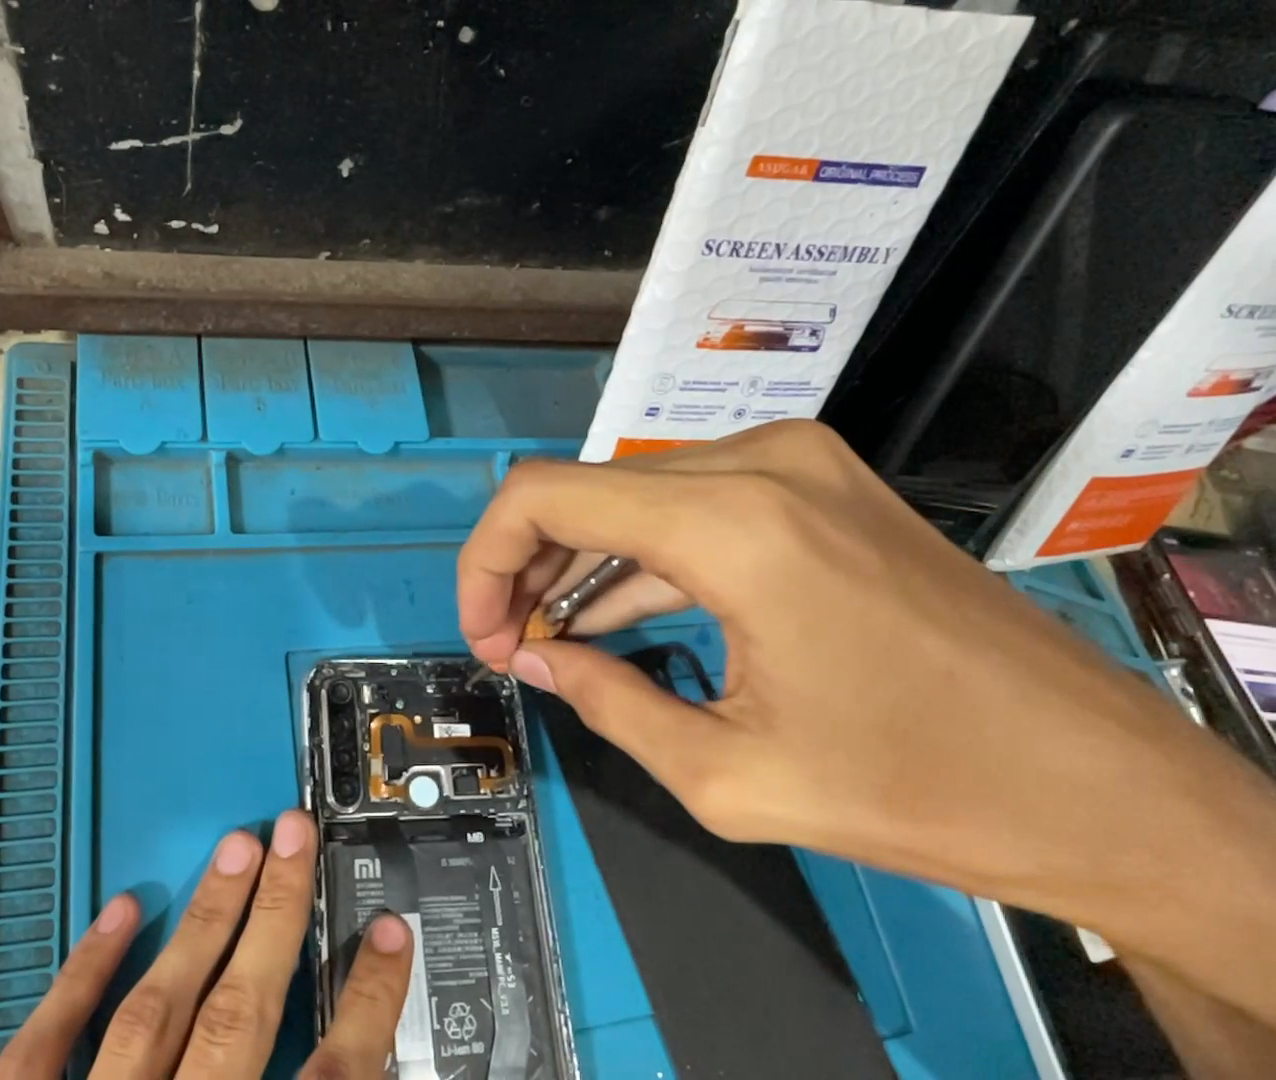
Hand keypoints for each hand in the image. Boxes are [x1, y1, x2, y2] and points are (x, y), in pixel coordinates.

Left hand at [0, 810, 415, 1079]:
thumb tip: (353, 1060)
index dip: (370, 1003)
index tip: (393, 939)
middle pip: (243, 1013)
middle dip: (276, 916)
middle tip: (296, 836)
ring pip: (158, 1008)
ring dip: (203, 922)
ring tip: (235, 849)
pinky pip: (48, 1041)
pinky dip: (85, 972)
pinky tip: (120, 911)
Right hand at [457, 421, 1275, 1015]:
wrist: (1103, 785)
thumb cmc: (915, 790)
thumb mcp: (726, 774)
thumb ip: (605, 703)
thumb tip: (533, 661)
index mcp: (733, 523)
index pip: (543, 494)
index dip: (486, 562)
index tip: (487, 638)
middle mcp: (760, 463)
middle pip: (584, 489)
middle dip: (528, 570)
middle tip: (514, 651)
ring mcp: (800, 465)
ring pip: (634, 497)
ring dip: (581, 566)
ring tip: (551, 644)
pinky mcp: (821, 487)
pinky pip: (693, 508)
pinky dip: (642, 560)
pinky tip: (612, 620)